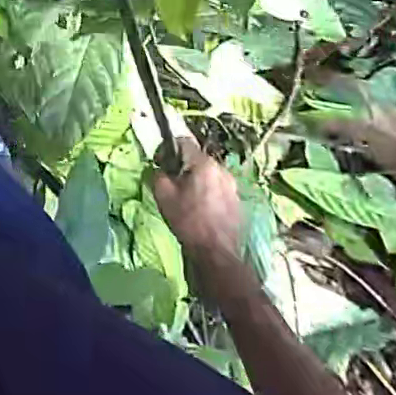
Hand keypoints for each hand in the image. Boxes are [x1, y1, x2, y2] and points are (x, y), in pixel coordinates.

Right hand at [152, 139, 245, 270]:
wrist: (216, 253)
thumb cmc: (188, 221)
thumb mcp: (163, 195)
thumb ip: (158, 174)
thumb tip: (159, 168)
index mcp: (204, 164)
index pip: (183, 141)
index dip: (167, 149)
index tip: (160, 163)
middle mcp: (222, 169)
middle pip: (197, 158)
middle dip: (183, 166)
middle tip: (172, 183)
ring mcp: (232, 185)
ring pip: (208, 173)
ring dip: (196, 179)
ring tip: (187, 198)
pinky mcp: (237, 200)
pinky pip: (217, 187)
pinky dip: (207, 191)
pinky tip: (200, 208)